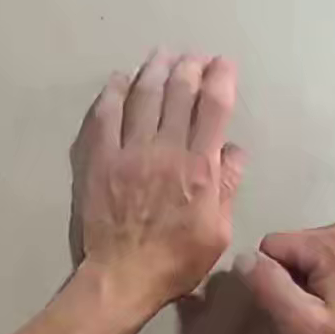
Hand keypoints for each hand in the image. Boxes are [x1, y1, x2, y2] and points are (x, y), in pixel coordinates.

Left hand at [70, 51, 246, 325]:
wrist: (122, 276)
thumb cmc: (176, 261)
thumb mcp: (218, 232)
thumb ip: (228, 188)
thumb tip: (234, 151)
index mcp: (199, 167)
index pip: (214, 107)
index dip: (221, 78)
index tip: (223, 65)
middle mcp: (166, 150)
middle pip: (179, 92)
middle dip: (189, 67)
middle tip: (193, 58)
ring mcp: (130, 152)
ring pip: (143, 95)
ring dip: (155, 70)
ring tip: (162, 57)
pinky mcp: (101, 160)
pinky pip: (106, 116)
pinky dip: (114, 92)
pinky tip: (121, 80)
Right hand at [241, 219, 334, 333]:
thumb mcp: (298, 319)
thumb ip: (268, 284)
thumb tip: (242, 258)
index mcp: (333, 241)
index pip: (270, 246)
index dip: (272, 278)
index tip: (293, 304)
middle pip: (284, 248)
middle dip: (286, 279)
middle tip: (306, 308)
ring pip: (294, 255)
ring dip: (297, 282)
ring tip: (317, 308)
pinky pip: (309, 259)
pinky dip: (310, 281)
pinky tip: (326, 302)